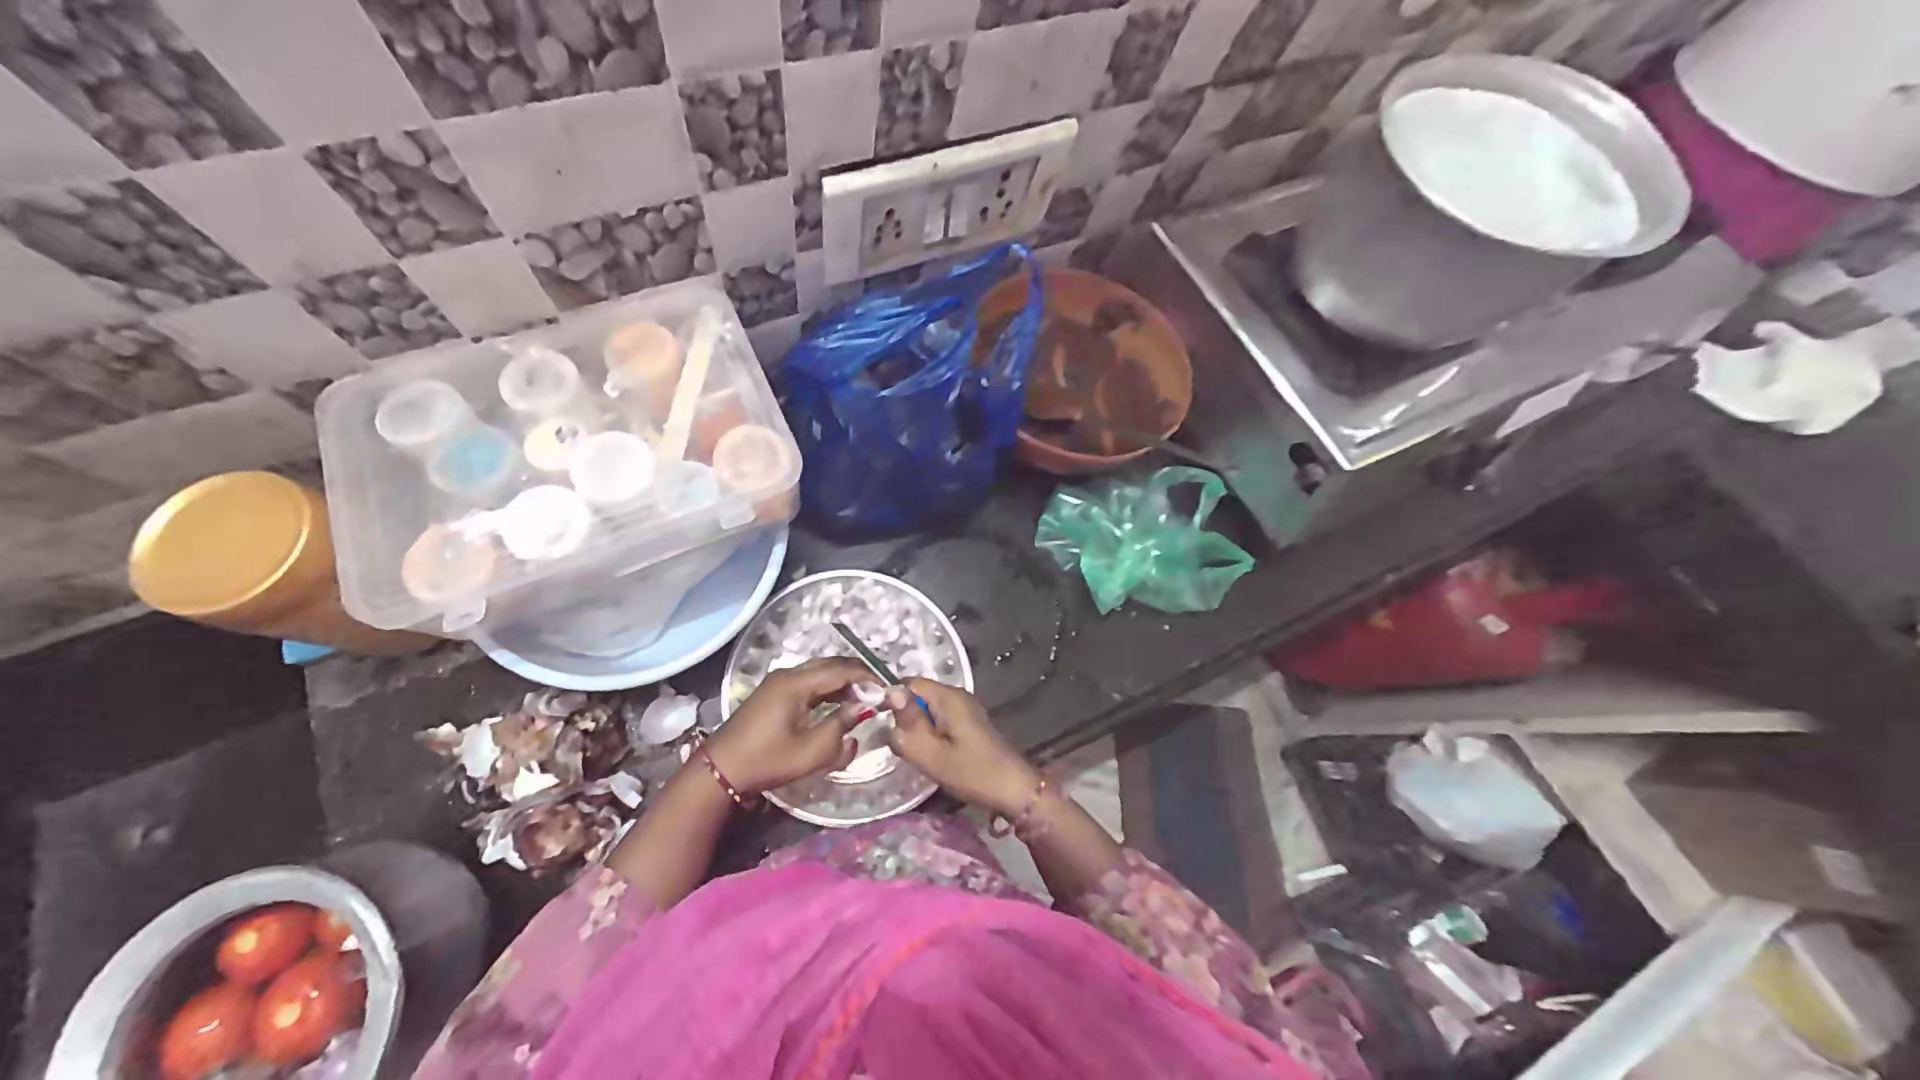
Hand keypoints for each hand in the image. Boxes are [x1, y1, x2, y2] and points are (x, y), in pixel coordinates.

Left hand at [706, 658, 877, 793]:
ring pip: (820, 672)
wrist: (722, 770)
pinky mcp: (775, 693)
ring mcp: (779, 682)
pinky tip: (839, 704)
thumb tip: (864, 708)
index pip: (841, 669)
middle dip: (858, 675)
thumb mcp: (811, 751)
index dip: (868, 677)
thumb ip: (841, 727)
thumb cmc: (767, 761)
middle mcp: (788, 675)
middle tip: (879, 691)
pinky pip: (809, 682)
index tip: (888, 688)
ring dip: (843, 682)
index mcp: (796, 683)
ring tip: (864, 698)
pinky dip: (828, 689)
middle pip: (831, 665)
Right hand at [886, 678, 1040, 816]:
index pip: (909, 683)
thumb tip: (890, 690)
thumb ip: (909, 723)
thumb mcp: (932, 753)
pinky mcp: (970, 725)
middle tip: (900, 746)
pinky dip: (931, 735)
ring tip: (915, 753)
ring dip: (918, 730)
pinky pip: (940, 721)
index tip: (881, 725)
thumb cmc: (972, 773)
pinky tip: (932, 756)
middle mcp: (958, 696)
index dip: (892, 700)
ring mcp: (966, 710)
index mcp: (949, 697)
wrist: (1015, 792)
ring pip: (928, 711)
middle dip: (905, 718)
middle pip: (919, 696)